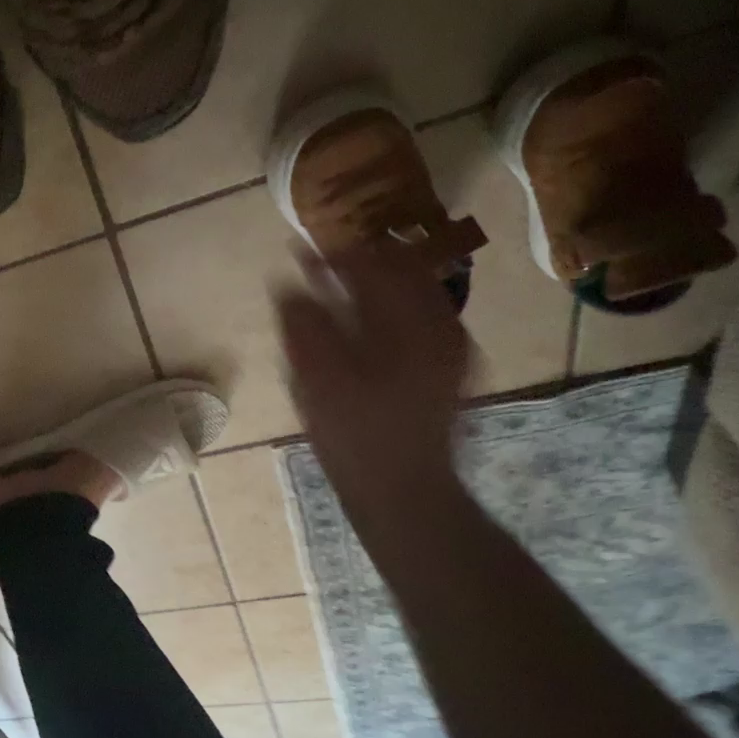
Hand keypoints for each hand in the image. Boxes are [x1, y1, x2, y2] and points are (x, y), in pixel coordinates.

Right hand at [274, 246, 471, 506]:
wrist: (404, 490)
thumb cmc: (353, 434)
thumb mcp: (314, 377)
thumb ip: (301, 324)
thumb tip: (286, 284)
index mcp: (408, 323)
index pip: (372, 265)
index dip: (333, 253)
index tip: (301, 247)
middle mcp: (440, 326)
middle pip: (403, 273)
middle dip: (361, 262)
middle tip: (323, 261)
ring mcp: (453, 350)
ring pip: (417, 295)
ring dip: (380, 284)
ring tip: (343, 284)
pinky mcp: (453, 370)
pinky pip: (425, 320)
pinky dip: (396, 309)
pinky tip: (372, 322)